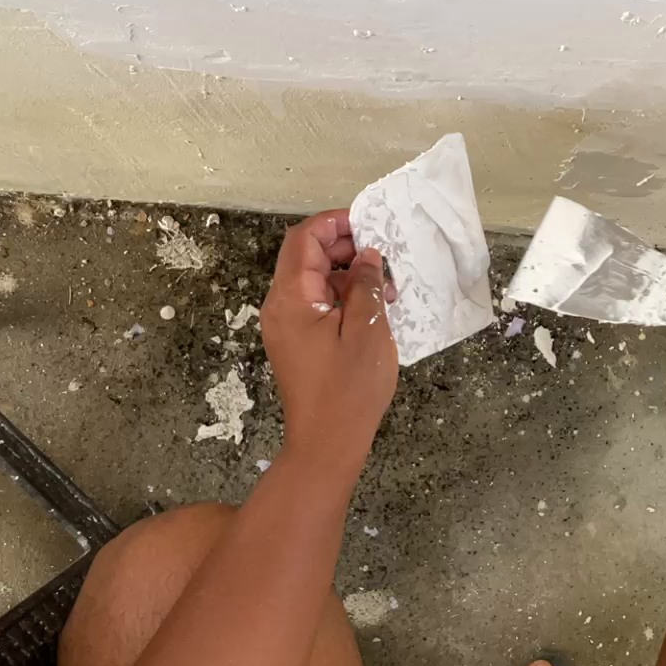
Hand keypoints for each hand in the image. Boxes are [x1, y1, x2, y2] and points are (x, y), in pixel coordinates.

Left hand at [260, 209, 398, 471]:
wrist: (326, 443)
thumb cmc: (349, 388)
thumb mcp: (366, 330)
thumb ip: (365, 285)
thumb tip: (367, 255)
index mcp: (291, 297)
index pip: (304, 239)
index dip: (335, 223)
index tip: (370, 224)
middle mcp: (280, 306)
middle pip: (306, 256)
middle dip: (346, 248)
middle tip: (384, 257)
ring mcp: (286, 325)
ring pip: (315, 280)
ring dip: (349, 275)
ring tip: (385, 289)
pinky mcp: (296, 341)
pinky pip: (317, 304)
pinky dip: (343, 297)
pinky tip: (372, 311)